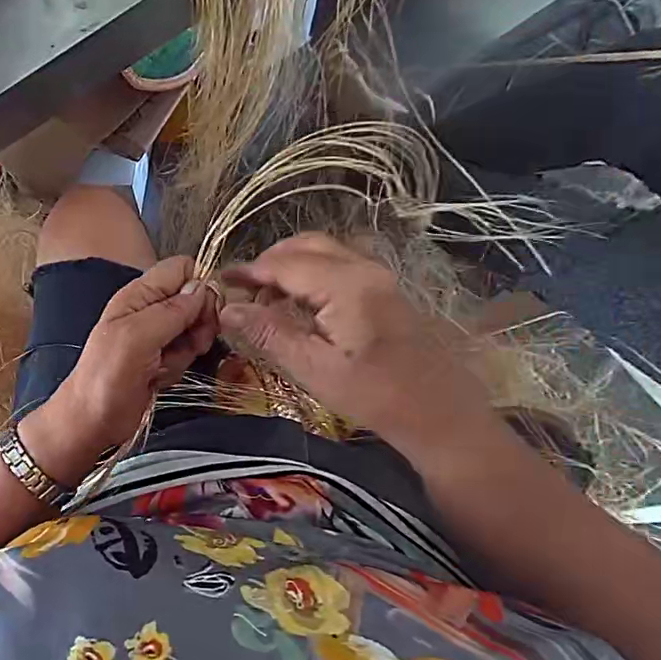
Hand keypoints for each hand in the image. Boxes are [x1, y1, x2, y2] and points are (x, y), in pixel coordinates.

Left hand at [20, 256, 217, 482]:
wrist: (91, 420)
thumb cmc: (106, 377)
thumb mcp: (137, 337)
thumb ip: (171, 310)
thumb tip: (202, 288)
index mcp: (139, 294)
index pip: (182, 269)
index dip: (200, 286)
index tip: (204, 312)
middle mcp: (149, 309)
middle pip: (195, 299)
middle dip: (199, 323)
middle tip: (190, 343)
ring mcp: (155, 335)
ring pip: (194, 329)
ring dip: (188, 349)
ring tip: (164, 364)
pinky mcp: (161, 359)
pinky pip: (186, 353)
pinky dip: (179, 366)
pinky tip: (160, 377)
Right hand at [218, 234, 493, 452]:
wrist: (440, 413)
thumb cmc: (374, 394)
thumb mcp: (313, 368)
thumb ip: (268, 333)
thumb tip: (227, 309)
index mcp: (346, 284)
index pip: (284, 264)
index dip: (248, 270)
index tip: (220, 281)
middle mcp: (364, 268)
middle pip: (305, 246)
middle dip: (268, 262)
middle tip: (242, 290)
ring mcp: (378, 276)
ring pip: (323, 252)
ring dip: (289, 266)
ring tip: (265, 298)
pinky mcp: (384, 289)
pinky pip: (338, 265)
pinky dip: (310, 273)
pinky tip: (297, 304)